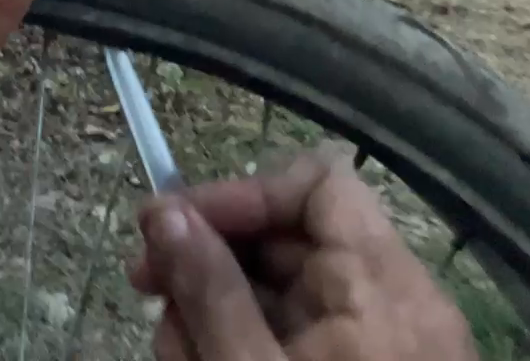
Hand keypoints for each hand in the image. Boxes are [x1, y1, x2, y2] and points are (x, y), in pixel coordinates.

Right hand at [131, 147, 478, 360]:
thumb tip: (164, 210)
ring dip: (205, 307)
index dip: (244, 191)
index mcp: (384, 289)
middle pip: (282, 235)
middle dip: (205, 257)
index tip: (177, 223)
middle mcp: (386, 305)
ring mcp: (368, 346)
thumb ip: (207, 287)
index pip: (317, 185)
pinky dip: (229, 342)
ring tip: (172, 352)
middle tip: (143, 285)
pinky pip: (279, 334)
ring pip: (269, 288)